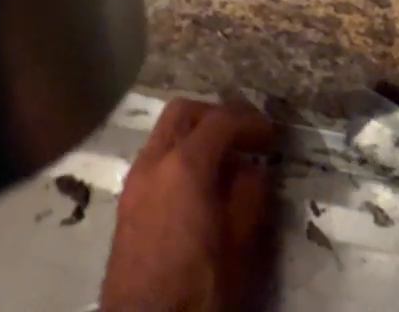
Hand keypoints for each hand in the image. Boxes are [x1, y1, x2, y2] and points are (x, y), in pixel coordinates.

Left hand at [101, 98, 277, 311]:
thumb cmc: (200, 287)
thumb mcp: (241, 241)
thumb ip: (250, 193)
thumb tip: (252, 169)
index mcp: (184, 166)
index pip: (221, 119)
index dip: (251, 122)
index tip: (272, 138)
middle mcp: (153, 163)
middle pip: (183, 112)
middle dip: (217, 115)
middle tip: (245, 136)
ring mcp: (134, 182)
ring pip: (164, 134)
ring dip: (196, 135)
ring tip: (225, 162)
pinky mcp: (126, 204)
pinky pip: (155, 159)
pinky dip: (179, 155)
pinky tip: (201, 185)